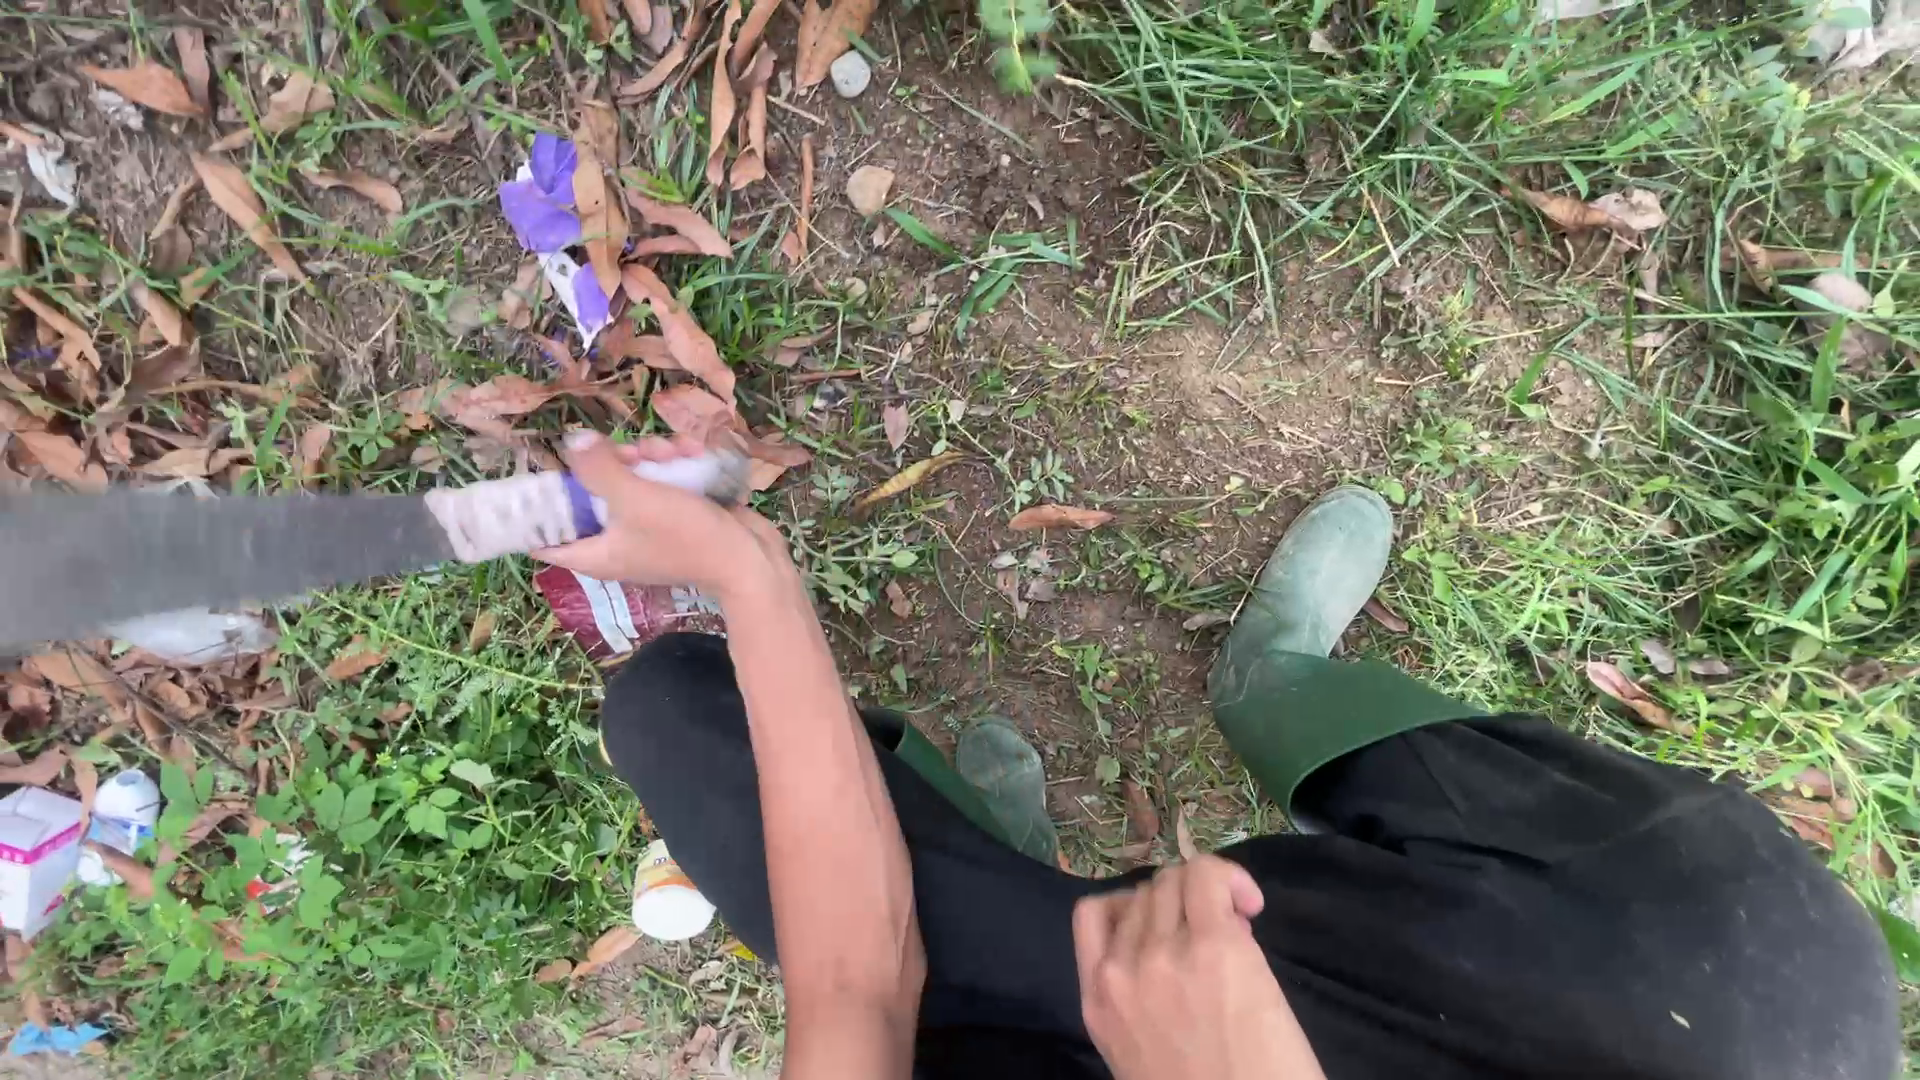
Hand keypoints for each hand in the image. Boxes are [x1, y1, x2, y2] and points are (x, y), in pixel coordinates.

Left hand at [532, 431, 792, 602]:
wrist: (750, 559)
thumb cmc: (687, 537)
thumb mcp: (636, 499)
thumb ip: (598, 468)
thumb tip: (572, 440)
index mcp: (596, 552)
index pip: (545, 538)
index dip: (539, 506)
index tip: (545, 471)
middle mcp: (619, 542)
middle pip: (595, 494)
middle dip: (615, 464)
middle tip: (634, 454)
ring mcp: (651, 529)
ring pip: (635, 481)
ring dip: (655, 457)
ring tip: (677, 451)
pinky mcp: (680, 517)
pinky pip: (666, 484)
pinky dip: (678, 467)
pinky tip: (694, 452)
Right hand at [1073, 855, 1324, 1079]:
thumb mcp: (1139, 1053)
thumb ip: (1140, 995)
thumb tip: (1179, 937)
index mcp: (1098, 1002)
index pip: (1092, 914)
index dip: (1131, 908)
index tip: (1165, 929)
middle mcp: (1121, 972)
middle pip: (1141, 894)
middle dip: (1177, 906)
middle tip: (1213, 939)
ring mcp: (1164, 955)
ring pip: (1173, 880)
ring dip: (1203, 894)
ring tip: (1237, 926)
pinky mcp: (1214, 946)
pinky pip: (1207, 876)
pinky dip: (1230, 878)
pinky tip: (1250, 903)